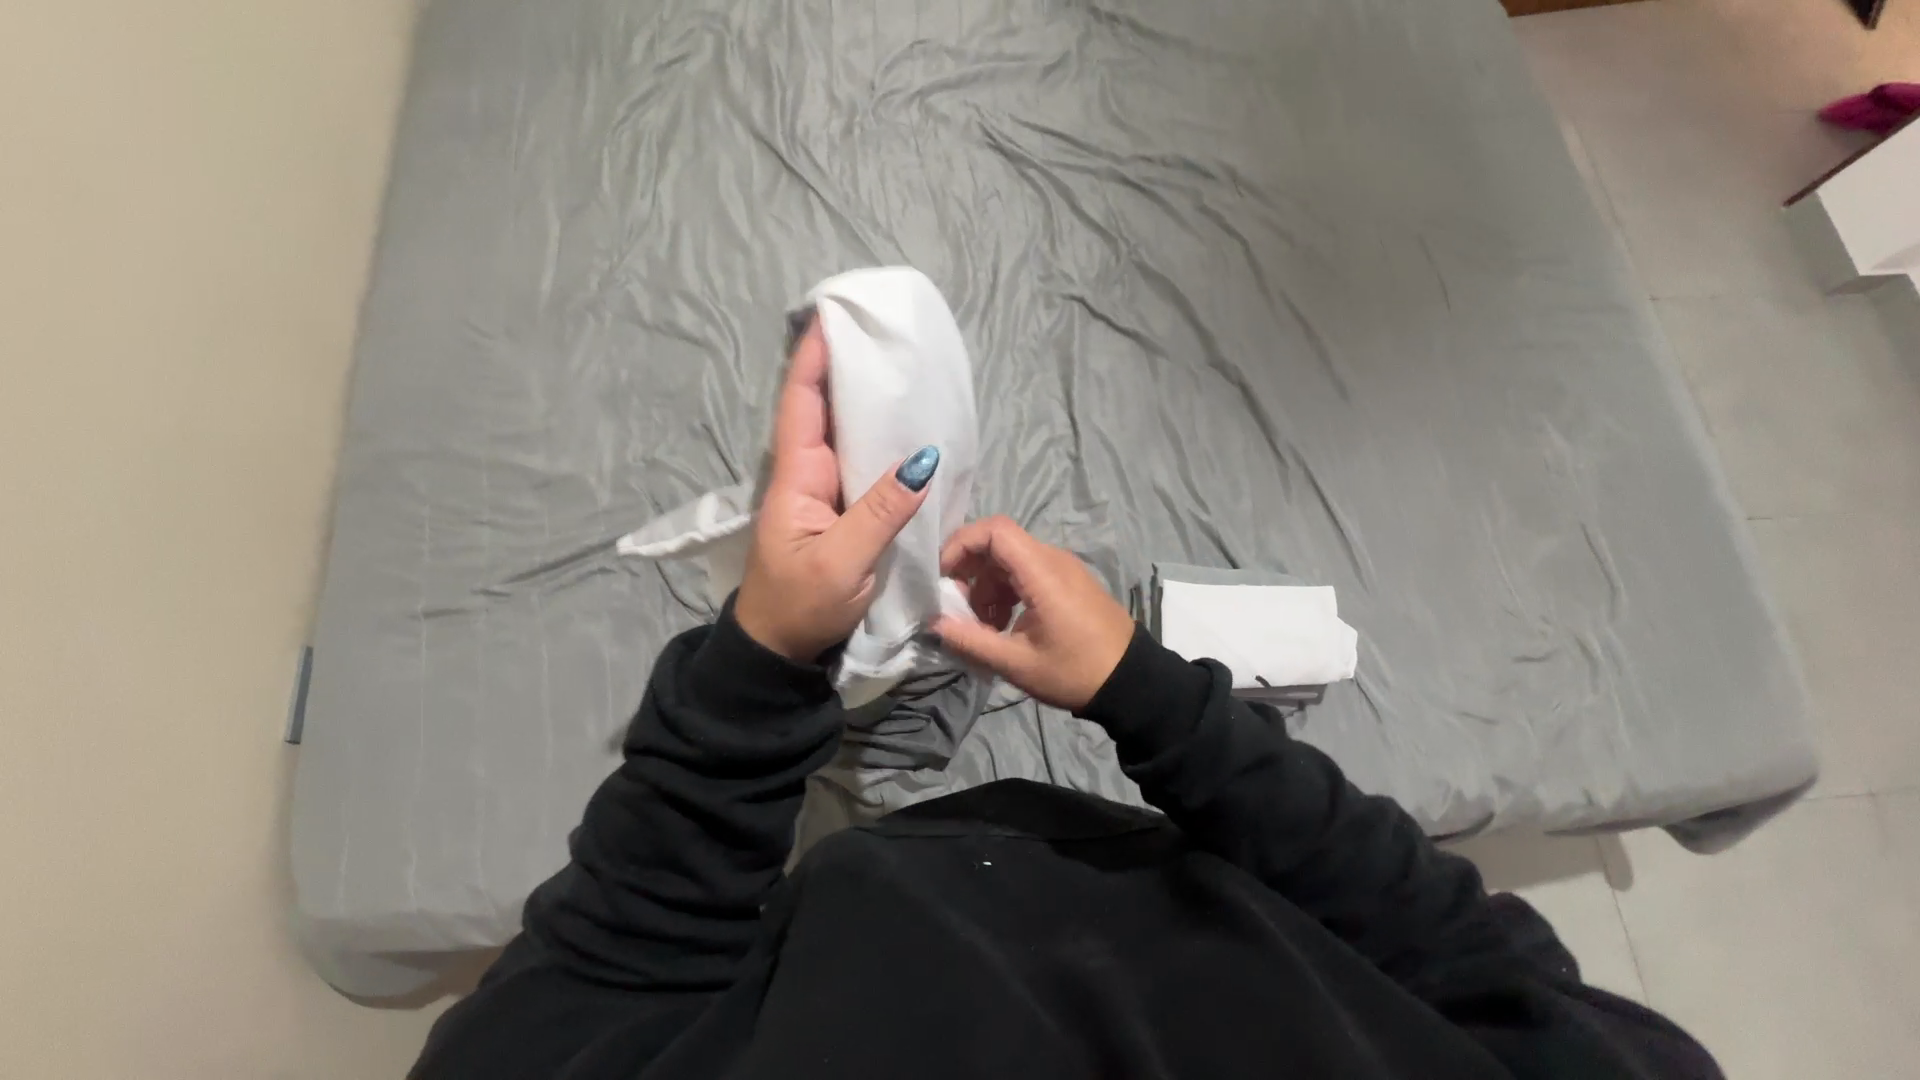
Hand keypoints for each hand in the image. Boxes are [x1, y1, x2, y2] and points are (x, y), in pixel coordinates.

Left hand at [734, 319, 940, 662]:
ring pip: (846, 435)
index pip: (801, 403)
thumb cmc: (801, 606)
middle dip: (845, 367)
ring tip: (899, 366)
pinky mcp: (843, 512)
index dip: (812, 358)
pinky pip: (864, 465)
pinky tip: (907, 428)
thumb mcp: (842, 564)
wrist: (783, 650)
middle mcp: (809, 475)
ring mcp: (826, 493)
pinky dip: (882, 442)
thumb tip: (921, 459)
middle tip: (880, 332)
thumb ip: (880, 512)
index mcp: (797, 478)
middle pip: (824, 409)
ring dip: (866, 401)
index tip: (830, 315)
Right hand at [932, 516, 1135, 710]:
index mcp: (1042, 572)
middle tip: (956, 606)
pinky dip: (1005, 591)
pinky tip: (1002, 625)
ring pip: (1010, 559)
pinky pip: (1026, 572)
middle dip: (969, 570)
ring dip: (986, 585)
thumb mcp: (1017, 663)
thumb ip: (971, 641)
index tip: (943, 576)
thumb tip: (933, 625)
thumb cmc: (1075, 672)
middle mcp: (1053, 559)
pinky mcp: (1067, 582)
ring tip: (980, 625)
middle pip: (998, 543)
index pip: (994, 530)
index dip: (961, 544)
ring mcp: (1063, 569)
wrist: (1131, 682)